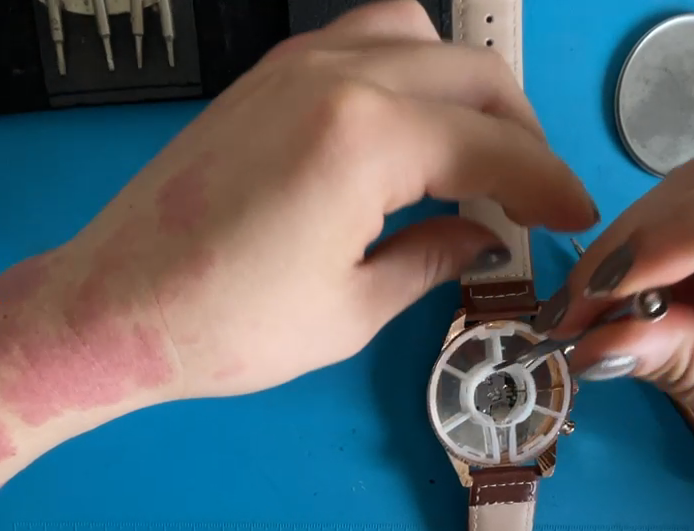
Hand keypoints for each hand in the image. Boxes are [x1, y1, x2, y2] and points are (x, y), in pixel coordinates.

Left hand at [39, 0, 595, 401]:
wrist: (117, 308)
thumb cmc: (226, 327)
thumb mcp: (348, 313)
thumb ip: (431, 262)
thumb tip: (484, 240)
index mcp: (368, 140)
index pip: (493, 151)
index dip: (548, 187)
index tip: (575, 216)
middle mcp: (339, 76)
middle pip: (472, 78)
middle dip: (520, 137)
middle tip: (533, 196)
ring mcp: (296, 65)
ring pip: (422, 40)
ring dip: (466, 93)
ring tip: (476, 159)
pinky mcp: (265, 78)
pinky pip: (364, 44)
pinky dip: (410, 77)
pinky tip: (410, 133)